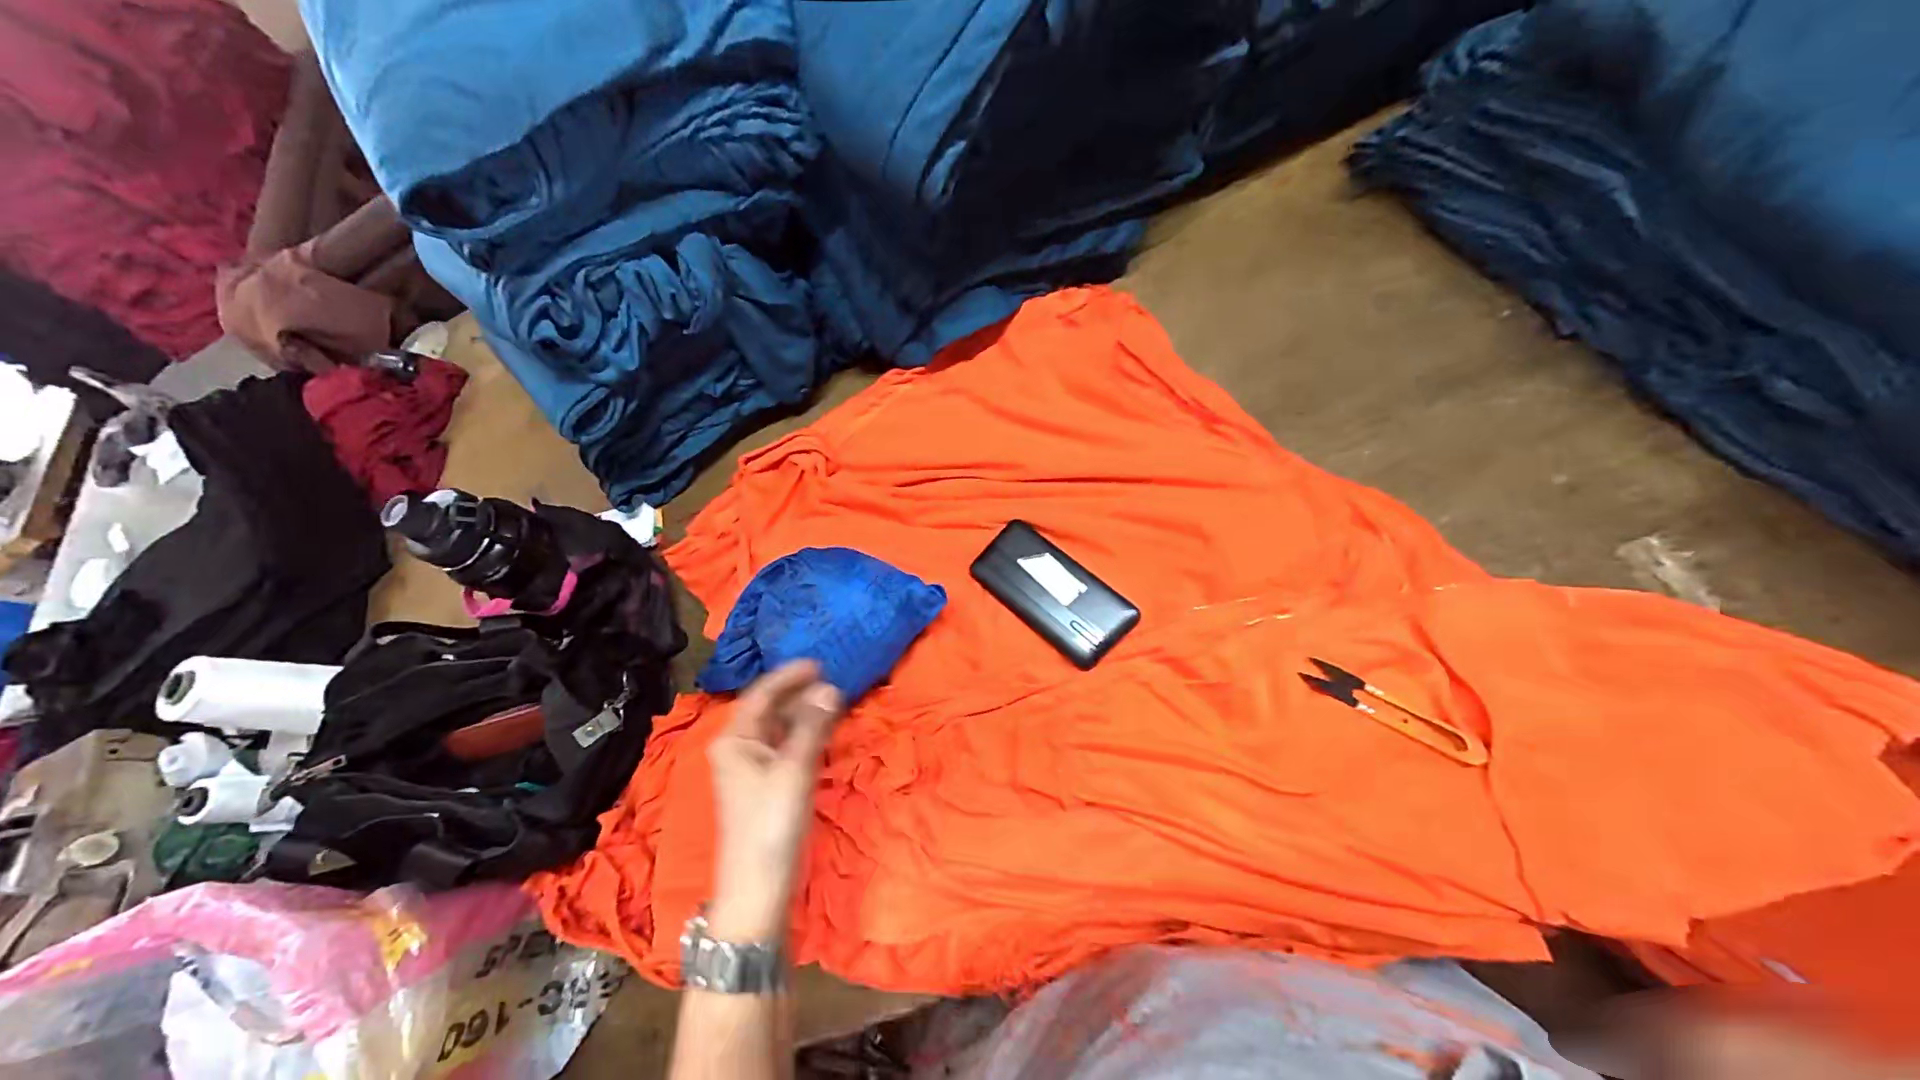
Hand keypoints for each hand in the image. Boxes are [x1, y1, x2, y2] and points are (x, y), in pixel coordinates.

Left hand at [706, 660, 844, 942]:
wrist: (758, 889)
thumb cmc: (770, 824)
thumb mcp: (794, 770)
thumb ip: (812, 726)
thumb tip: (830, 688)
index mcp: (735, 740)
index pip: (761, 694)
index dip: (789, 676)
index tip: (820, 662)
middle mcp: (740, 749)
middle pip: (769, 709)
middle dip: (799, 693)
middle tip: (834, 681)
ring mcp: (753, 769)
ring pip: (780, 729)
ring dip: (804, 713)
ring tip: (835, 701)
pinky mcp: (767, 787)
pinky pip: (787, 747)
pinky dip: (805, 735)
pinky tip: (825, 732)